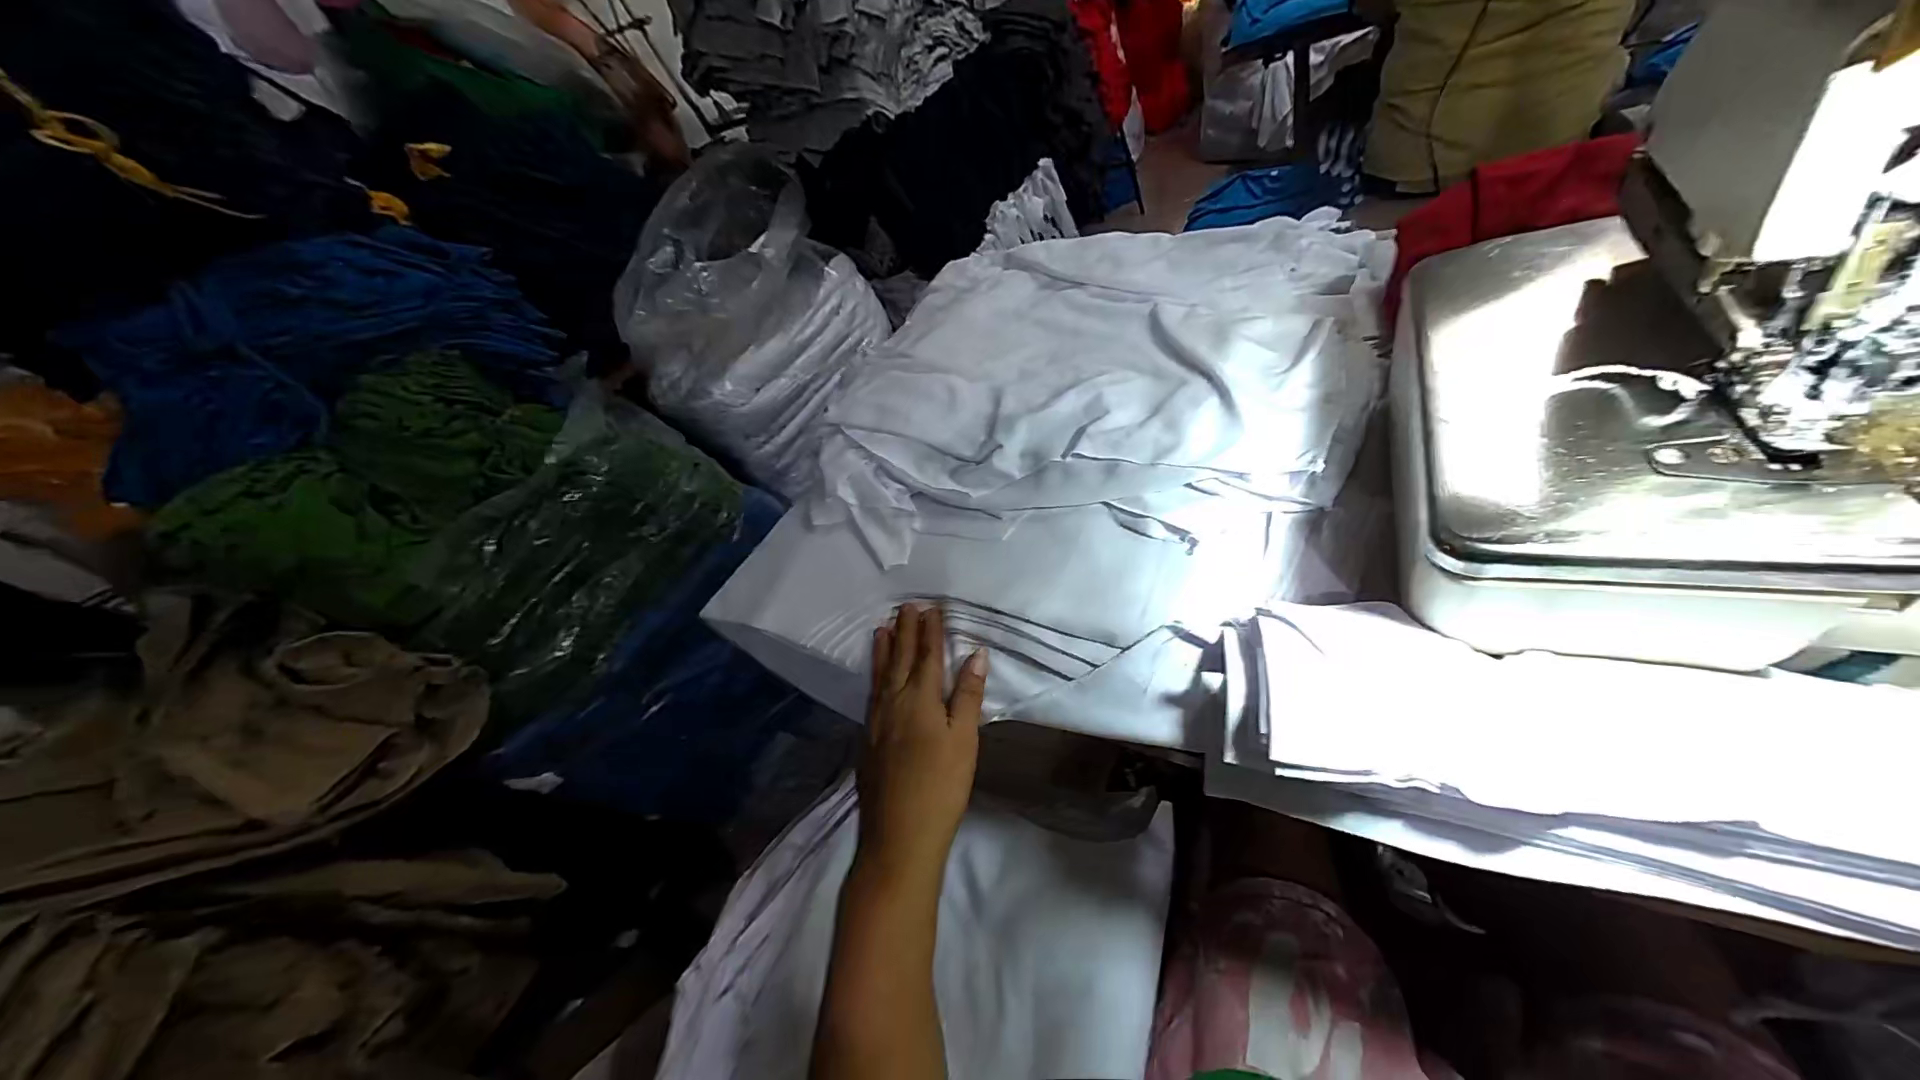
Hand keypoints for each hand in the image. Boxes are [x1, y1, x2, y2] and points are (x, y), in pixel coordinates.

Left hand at [855, 605, 987, 882]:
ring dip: (884, 649)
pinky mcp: (866, 738)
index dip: (930, 631)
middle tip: (906, 606)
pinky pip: (871, 692)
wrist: (899, 834)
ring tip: (883, 627)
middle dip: (906, 631)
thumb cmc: (942, 787)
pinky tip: (875, 676)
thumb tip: (976, 653)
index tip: (931, 607)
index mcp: (922, 699)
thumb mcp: (964, 740)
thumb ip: (968, 695)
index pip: (928, 656)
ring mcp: (876, 720)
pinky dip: (874, 674)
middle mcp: (894, 702)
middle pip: (901, 659)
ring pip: (880, 675)